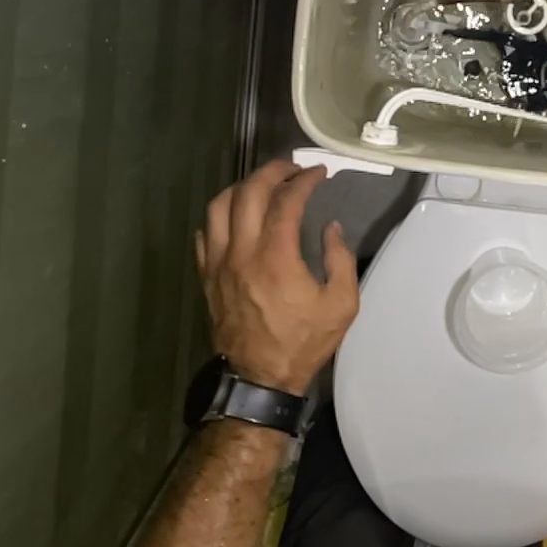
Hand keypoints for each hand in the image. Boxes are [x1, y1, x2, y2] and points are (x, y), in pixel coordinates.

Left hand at [195, 160, 358, 394]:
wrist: (260, 379)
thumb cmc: (304, 342)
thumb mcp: (342, 304)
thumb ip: (340, 259)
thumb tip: (331, 228)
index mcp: (277, 256)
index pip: (286, 201)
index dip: (304, 180)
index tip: (319, 174)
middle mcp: (243, 252)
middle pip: (249, 193)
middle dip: (272, 172)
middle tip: (292, 168)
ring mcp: (219, 264)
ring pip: (219, 207)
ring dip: (242, 187)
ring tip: (262, 185)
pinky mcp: (207, 277)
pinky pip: (204, 234)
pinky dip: (219, 216)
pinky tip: (236, 217)